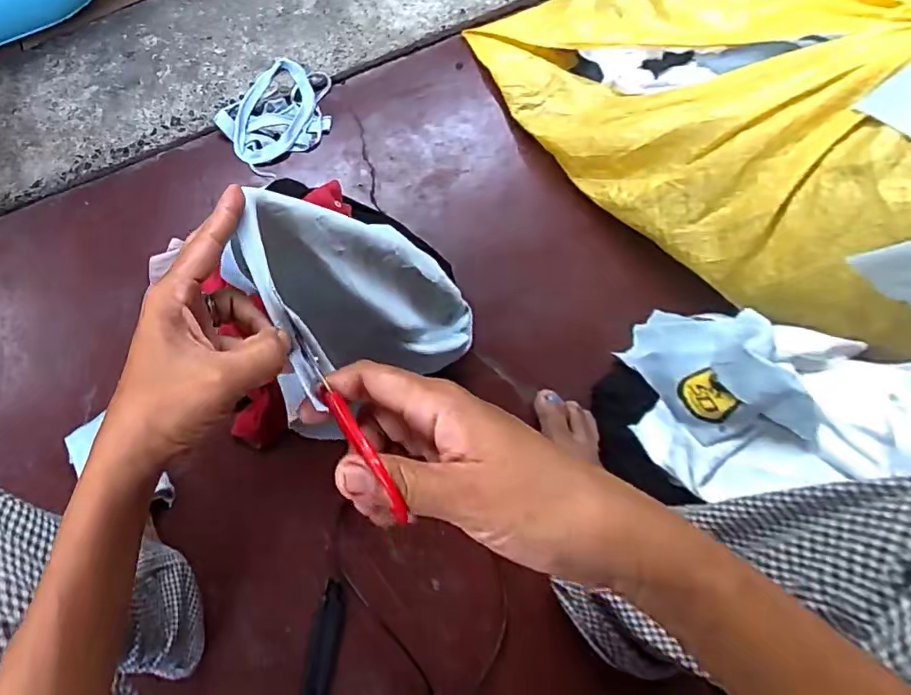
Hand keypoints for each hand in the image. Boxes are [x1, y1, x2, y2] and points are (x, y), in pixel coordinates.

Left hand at [99, 185, 289, 473]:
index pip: (205, 247)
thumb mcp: (223, 378)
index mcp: (173, 297)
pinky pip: (233, 339)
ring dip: (257, 335)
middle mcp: (180, 306)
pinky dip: (250, 352)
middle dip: (254, 298)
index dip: (224, 218)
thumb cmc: (168, 405)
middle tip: (277, 308)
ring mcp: (188, 331)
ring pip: (237, 316)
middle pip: (228, 285)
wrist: (135, 454)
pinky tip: (263, 373)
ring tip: (270, 364)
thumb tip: (286, 340)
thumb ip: (266, 353)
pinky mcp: (196, 354)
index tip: (238, 191)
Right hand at [311, 361, 678, 590]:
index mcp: (440, 404)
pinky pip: (416, 468)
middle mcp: (442, 415)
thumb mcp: (463, 494)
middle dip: (357, 445)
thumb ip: (399, 481)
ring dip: (377, 472)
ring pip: (396, 444)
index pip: (374, 378)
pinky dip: (399, 488)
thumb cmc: (535, 503)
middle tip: (351, 489)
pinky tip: (397, 516)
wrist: (605, 533)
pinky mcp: (463, 469)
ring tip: (379, 512)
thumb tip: (338, 471)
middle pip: (380, 412)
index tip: (306, 417)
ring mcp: (453, 442)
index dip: (337, 389)